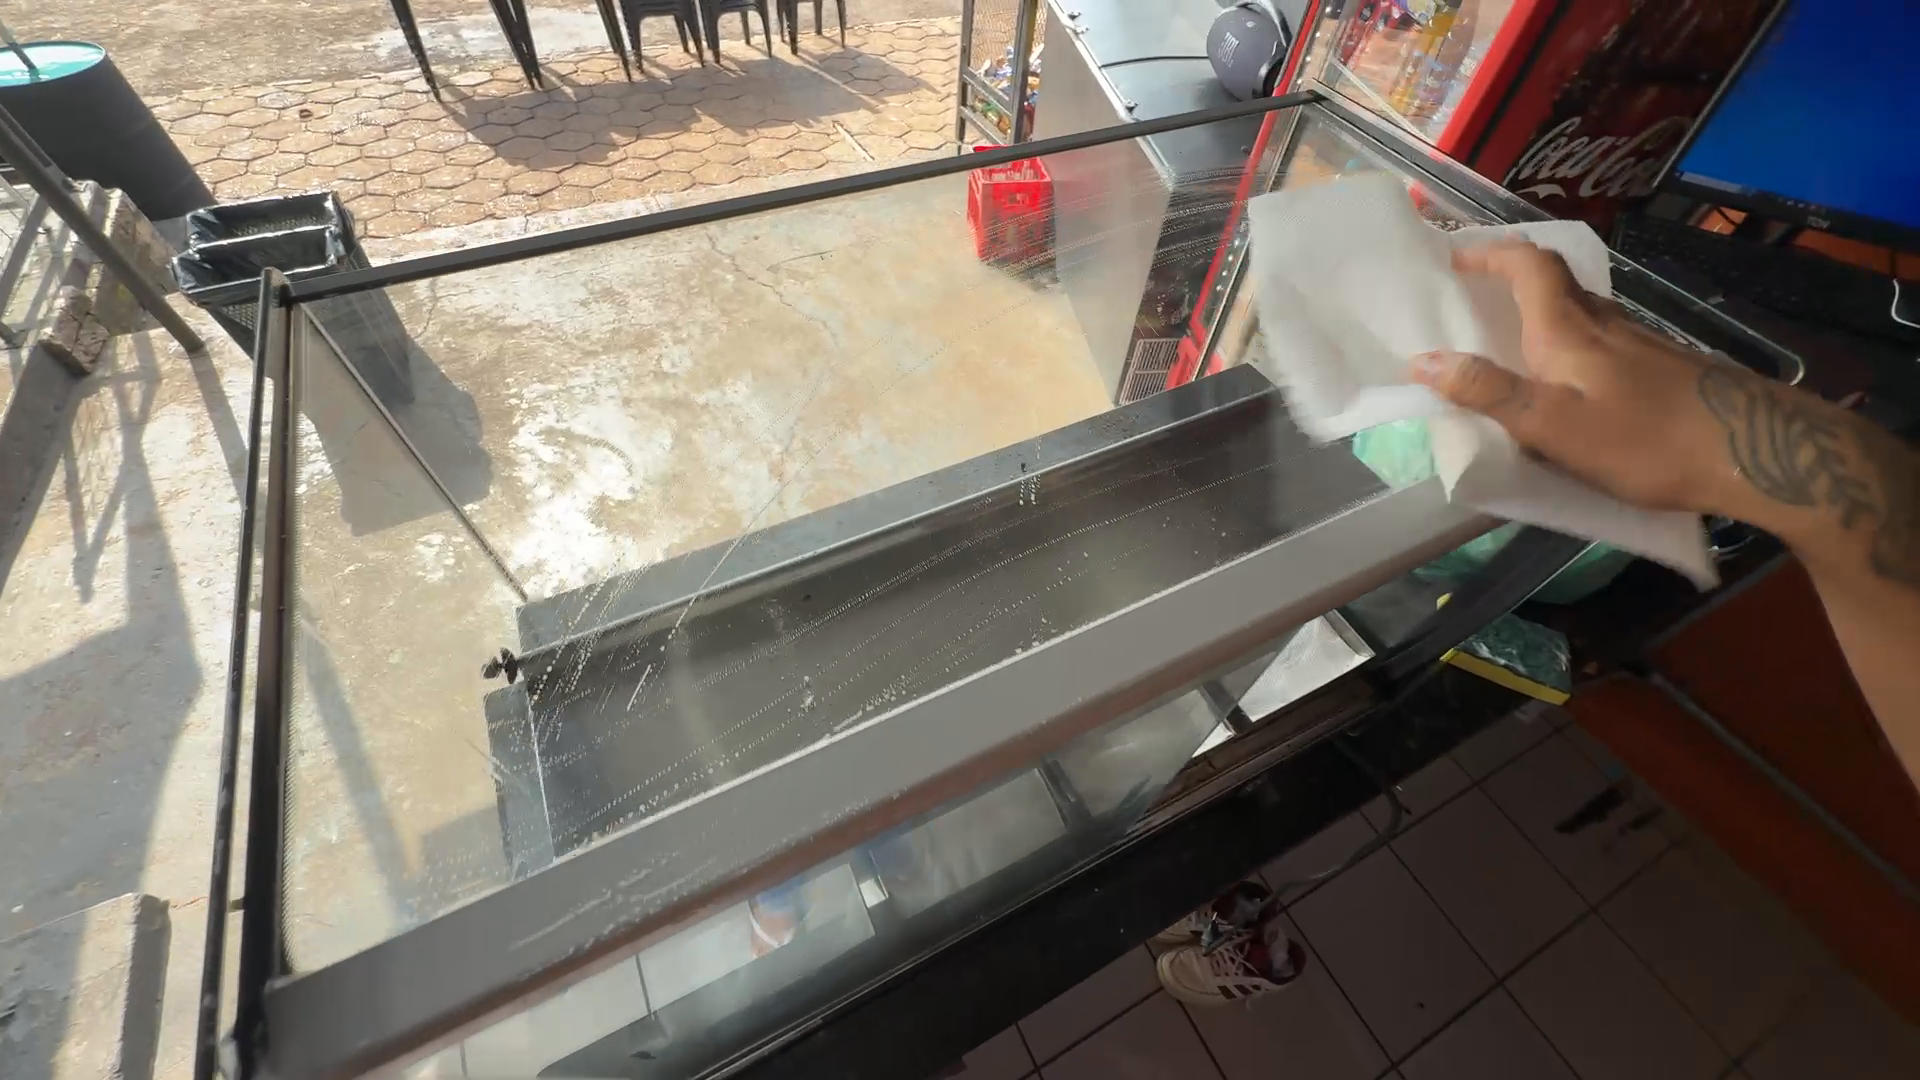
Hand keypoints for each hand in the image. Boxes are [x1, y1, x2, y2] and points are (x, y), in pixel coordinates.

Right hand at [1408, 240, 1741, 515]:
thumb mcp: (1549, 423)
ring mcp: (1635, 344)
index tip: (1455, 257)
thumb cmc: (1643, 439)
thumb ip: (1485, 391)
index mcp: (1569, 332)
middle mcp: (1603, 325)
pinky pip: (1595, 337)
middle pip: (1554, 282)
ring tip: (1502, 328)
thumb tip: (1422, 362)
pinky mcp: (1655, 367)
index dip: (1491, 253)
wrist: (1760, 455)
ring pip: (1577, 309)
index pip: (1529, 268)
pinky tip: (1558, 369)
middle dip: (1508, 275)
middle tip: (1471, 289)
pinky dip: (1562, 336)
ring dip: (1535, 306)